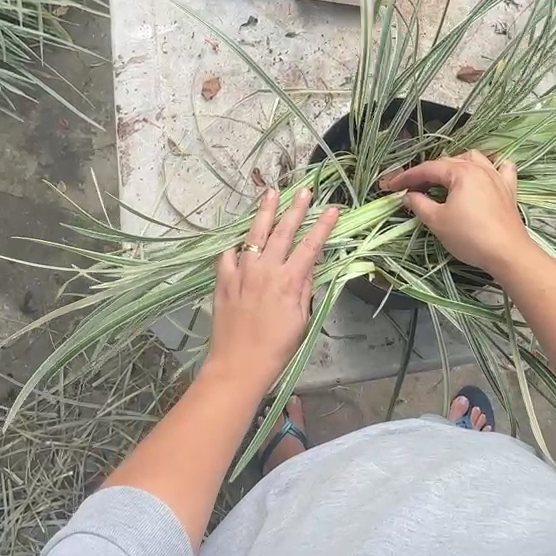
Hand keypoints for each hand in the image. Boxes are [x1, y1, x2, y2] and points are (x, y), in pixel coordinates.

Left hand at [202, 188, 339, 393]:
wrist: (238, 365)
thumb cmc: (276, 348)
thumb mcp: (301, 319)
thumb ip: (304, 289)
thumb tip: (308, 266)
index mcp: (288, 281)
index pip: (310, 246)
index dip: (323, 226)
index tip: (332, 209)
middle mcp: (265, 270)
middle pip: (283, 232)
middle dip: (296, 209)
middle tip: (304, 191)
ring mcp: (242, 272)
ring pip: (255, 235)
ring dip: (265, 212)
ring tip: (271, 193)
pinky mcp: (223, 280)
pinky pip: (228, 254)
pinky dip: (235, 243)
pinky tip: (239, 235)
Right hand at [379, 151, 533, 276]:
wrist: (507, 253)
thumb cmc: (470, 237)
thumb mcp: (437, 221)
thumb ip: (419, 204)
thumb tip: (408, 196)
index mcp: (460, 172)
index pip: (427, 169)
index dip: (406, 177)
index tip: (391, 186)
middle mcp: (479, 168)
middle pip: (448, 162)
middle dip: (427, 174)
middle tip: (412, 189)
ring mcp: (497, 176)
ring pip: (473, 159)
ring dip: (456, 165)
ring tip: (445, 179)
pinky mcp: (509, 189)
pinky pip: (502, 168)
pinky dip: (492, 166)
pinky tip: (486, 173)